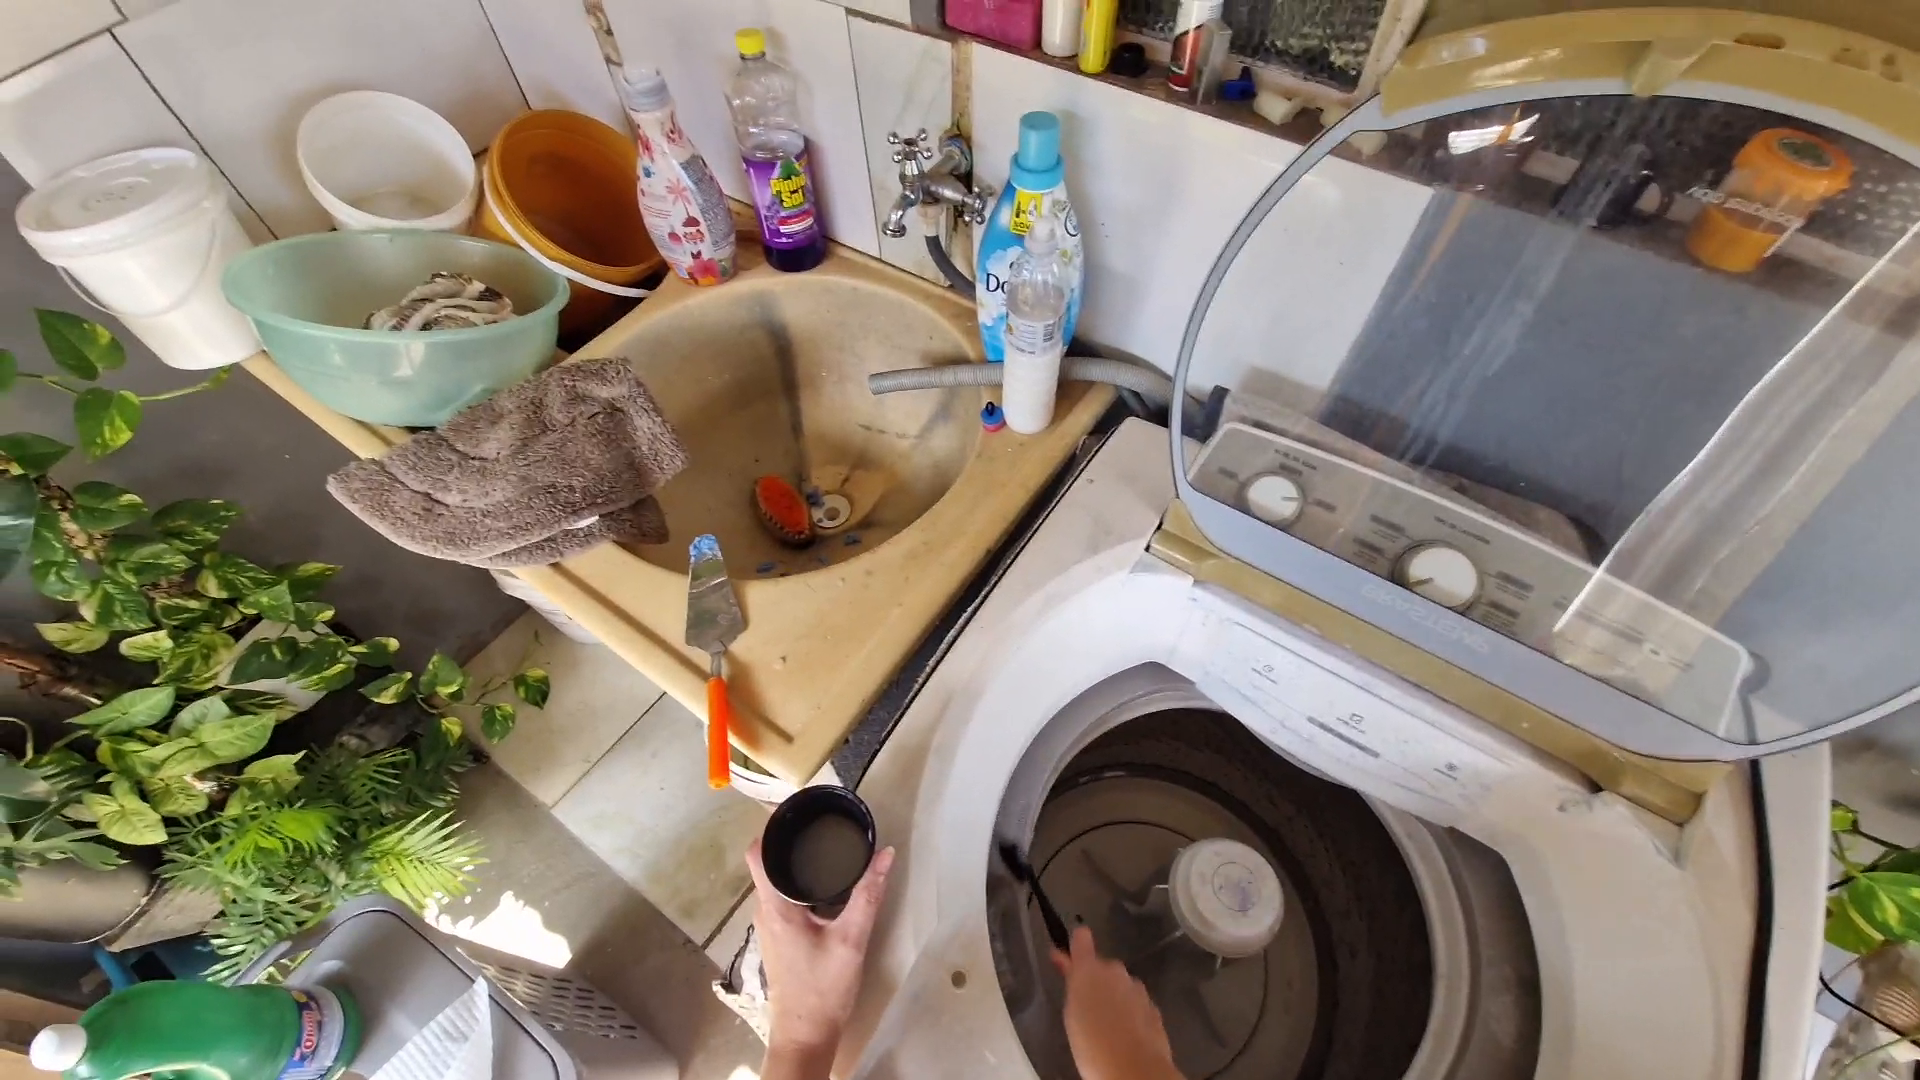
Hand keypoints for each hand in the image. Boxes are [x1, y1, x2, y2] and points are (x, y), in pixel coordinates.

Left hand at [747, 838, 894, 1070]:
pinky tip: (824, 879)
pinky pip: (783, 894)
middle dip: (790, 837)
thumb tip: (885, 854)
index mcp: (775, 905)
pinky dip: (798, 879)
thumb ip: (868, 894)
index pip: (757, 852)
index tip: (797, 810)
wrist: (806, 1037)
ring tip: (824, 842)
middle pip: (767, 860)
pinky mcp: (780, 936)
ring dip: (794, 859)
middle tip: (821, 820)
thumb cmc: (822, 988)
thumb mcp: (851, 939)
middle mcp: (766, 910)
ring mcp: (771, 925)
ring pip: (775, 879)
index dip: (771, 826)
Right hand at [1051, 926, 1183, 1079]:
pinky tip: (1127, 1035)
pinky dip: (1131, 1014)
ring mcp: (1137, 988)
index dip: (1076, 944)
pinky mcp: (1154, 1008)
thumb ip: (1070, 982)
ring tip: (1108, 1028)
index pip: (1081, 938)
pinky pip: (1137, 1004)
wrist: (1135, 1072)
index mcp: (1090, 968)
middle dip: (1097, 982)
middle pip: (1103, 967)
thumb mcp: (1071, 1013)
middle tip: (1088, 1009)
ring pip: (1121, 986)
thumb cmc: (1092, 1043)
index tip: (1069, 959)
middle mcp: (1115, 971)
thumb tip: (1064, 960)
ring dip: (1115, 998)